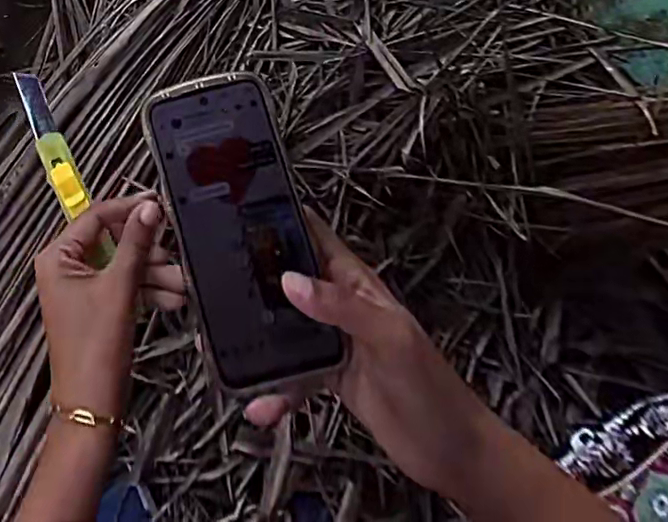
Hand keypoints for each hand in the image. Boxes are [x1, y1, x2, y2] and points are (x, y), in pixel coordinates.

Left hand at [33, 194, 185, 417]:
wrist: (93, 409)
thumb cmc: (93, 353)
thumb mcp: (119, 288)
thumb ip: (136, 244)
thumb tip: (148, 210)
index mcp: (57, 256)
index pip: (95, 217)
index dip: (127, 209)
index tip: (155, 205)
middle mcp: (65, 267)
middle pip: (112, 241)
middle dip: (145, 250)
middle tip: (170, 254)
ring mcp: (81, 287)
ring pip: (122, 264)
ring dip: (151, 272)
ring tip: (178, 282)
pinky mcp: (96, 305)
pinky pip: (123, 284)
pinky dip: (145, 288)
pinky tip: (170, 296)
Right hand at [243, 210, 494, 496]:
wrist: (454, 455)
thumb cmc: (435, 389)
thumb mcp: (388, 337)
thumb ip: (340, 305)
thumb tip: (291, 280)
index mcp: (351, 281)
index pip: (311, 234)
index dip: (279, 217)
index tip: (241, 211)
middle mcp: (335, 303)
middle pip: (283, 277)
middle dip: (250, 275)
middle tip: (213, 278)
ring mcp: (329, 337)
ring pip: (279, 325)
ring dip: (254, 336)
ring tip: (224, 346)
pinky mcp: (325, 372)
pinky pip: (288, 373)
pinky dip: (273, 387)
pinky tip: (263, 402)